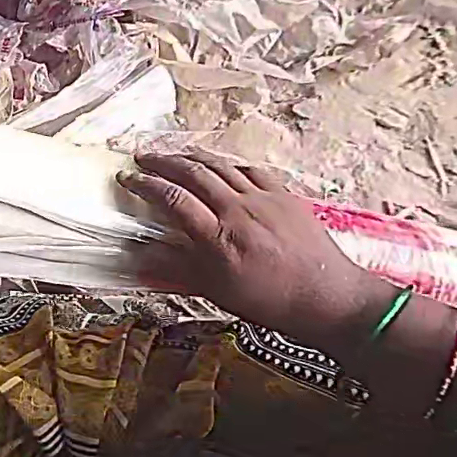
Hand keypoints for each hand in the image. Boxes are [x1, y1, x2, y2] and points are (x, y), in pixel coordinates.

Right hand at [119, 152, 397, 349]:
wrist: (331, 300)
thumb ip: (175, 267)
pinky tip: (217, 166)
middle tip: (141, 159)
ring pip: (219, 166)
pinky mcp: (285, 195)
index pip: (172, 199)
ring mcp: (264, 199)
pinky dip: (226, 164)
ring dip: (189, 156)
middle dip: (161, 162)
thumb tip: (136, 256)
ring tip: (170, 155)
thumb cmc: (268, 301)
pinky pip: (249, 170)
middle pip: (192, 173)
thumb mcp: (215, 290)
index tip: (126, 180)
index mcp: (217, 237)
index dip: (144, 185)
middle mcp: (238, 211)